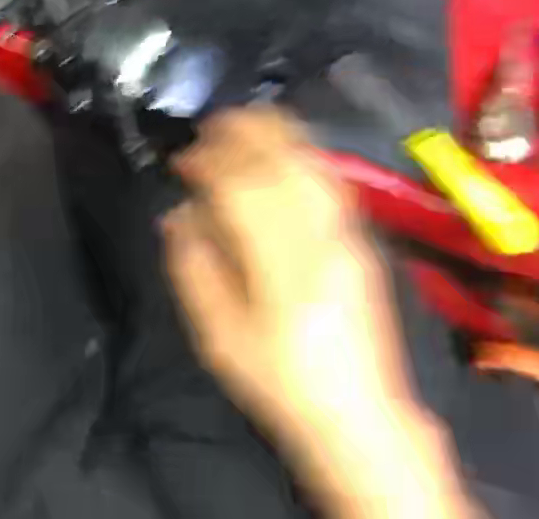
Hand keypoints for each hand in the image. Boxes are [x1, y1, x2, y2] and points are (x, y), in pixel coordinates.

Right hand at [164, 109, 468, 516]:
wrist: (360, 414)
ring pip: (309, 162)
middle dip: (240, 134)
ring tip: (239, 124)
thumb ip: (194, 269)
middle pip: (281, 164)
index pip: (243, 192)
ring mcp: (347, 236)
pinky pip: (328, 177)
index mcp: (282, 273)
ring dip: (272, 133)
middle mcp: (320, 243)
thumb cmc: (279, 381)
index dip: (209, 165)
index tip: (183, 160)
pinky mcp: (360, 236)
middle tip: (207, 127)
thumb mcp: (219, 339)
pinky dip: (300, 150)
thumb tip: (177, 212)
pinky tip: (280, 145)